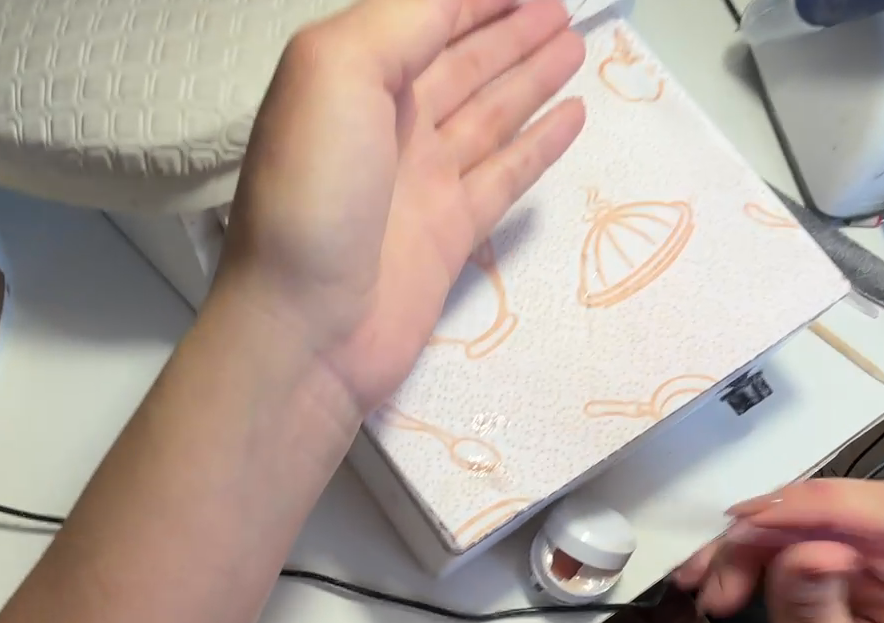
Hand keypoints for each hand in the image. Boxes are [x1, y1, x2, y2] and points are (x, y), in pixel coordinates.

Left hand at [216, 0, 586, 413]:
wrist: (309, 327)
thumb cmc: (310, 197)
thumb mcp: (336, 71)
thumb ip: (401, 21)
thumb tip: (454, 0)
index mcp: (352, 80)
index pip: (424, 16)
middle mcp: (388, 128)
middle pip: (461, 63)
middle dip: (508, 30)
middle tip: (560, 6)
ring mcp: (422, 186)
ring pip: (489, 116)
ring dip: (529, 79)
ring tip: (574, 43)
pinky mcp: (449, 236)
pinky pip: (504, 177)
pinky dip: (538, 147)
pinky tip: (571, 118)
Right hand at [673, 480, 883, 622]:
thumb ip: (815, 612)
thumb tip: (812, 549)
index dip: (823, 509)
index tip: (752, 524)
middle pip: (847, 507)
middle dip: (778, 522)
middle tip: (722, 556)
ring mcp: (871, 569)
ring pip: (807, 519)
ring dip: (747, 545)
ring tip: (706, 590)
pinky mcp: (836, 572)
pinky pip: (787, 541)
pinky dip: (742, 554)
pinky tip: (708, 581)